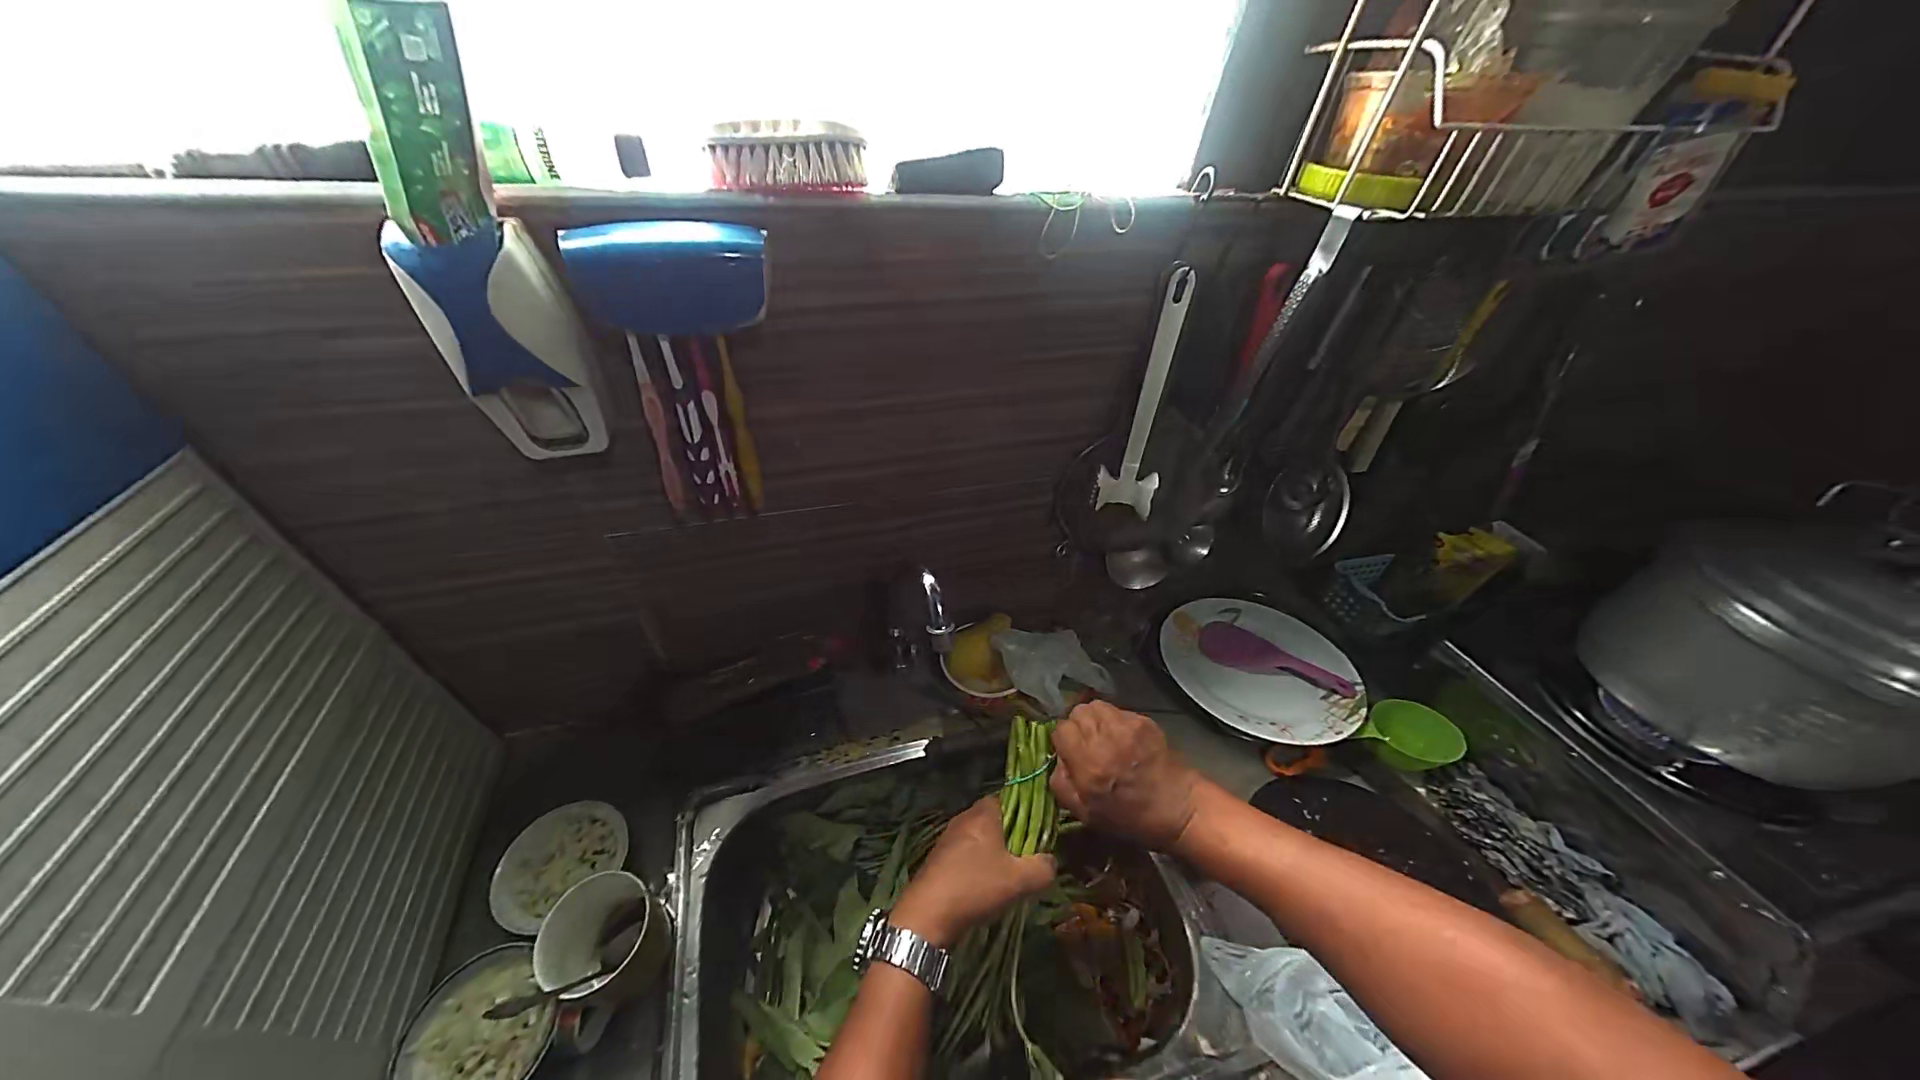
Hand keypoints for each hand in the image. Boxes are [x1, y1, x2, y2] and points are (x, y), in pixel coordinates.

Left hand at [889, 795, 1054, 946]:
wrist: (926, 915)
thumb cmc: (975, 887)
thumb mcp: (1020, 880)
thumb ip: (1044, 867)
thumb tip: (1051, 860)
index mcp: (983, 813)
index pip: (1011, 798)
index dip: (1029, 812)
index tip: (1042, 832)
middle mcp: (964, 818)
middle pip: (997, 819)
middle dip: (1015, 836)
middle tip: (1030, 857)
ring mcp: (949, 838)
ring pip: (982, 838)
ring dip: (997, 854)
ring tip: (1011, 875)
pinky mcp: (939, 858)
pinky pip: (968, 854)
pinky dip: (980, 866)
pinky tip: (987, 887)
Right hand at [1050, 701, 1203, 850]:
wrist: (1178, 810)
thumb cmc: (1130, 818)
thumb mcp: (1084, 813)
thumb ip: (1060, 783)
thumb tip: (1057, 759)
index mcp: (1087, 765)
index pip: (1061, 730)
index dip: (1063, 741)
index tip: (1071, 752)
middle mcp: (1104, 740)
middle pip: (1076, 713)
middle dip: (1078, 726)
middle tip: (1088, 744)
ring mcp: (1126, 727)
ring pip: (1095, 706)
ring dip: (1094, 719)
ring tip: (1103, 736)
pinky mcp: (1143, 721)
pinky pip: (1117, 710)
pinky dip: (1115, 720)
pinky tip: (1123, 738)